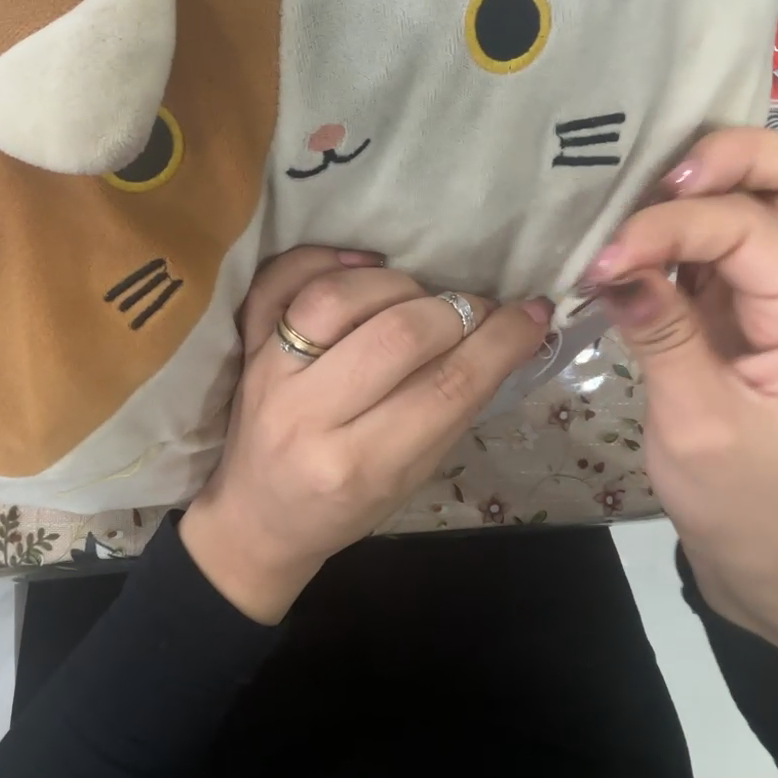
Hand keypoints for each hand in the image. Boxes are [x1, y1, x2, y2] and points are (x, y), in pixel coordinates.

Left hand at [181, 248, 551, 623]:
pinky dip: (320, 258)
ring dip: (394, 282)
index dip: (500, 342)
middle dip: (453, 311)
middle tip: (472, 312)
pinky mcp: (245, 348)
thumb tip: (510, 336)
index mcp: (360, 466)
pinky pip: (275, 283)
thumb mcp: (409, 478)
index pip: (446, 389)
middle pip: (396, 337)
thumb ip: (453, 410)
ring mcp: (267, 377)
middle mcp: (308, 417)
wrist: (257, 519)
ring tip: (417, 295)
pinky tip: (360, 264)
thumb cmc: (343, 507)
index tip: (531, 315)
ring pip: (335, 299)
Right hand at [582, 128, 777, 664]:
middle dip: (731, 157)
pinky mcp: (747, 312)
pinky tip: (633, 240)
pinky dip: (681, 226)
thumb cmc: (749, 505)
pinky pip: (725, 242)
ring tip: (636, 202)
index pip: (749, 228)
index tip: (601, 259)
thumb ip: (662, 333)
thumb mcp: (698, 424)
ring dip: (707, 183)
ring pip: (771, 197)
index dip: (671, 227)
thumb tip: (614, 262)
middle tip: (653, 182)